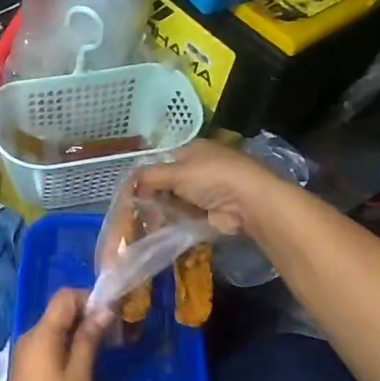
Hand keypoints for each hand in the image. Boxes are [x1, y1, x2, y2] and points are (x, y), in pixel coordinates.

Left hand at [0, 289, 110, 380]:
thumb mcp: (79, 376)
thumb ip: (90, 339)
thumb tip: (104, 311)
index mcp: (43, 333)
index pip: (65, 296)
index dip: (89, 298)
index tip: (111, 314)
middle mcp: (31, 334)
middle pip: (60, 309)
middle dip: (87, 313)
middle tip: (112, 331)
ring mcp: (27, 348)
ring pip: (56, 325)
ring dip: (78, 329)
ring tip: (102, 346)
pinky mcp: (27, 362)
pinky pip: (49, 340)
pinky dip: (67, 341)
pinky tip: (82, 359)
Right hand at [131, 139, 285, 235]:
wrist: (249, 203)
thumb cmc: (212, 178)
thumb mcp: (176, 171)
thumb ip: (149, 176)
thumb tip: (130, 183)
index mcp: (193, 149)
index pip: (162, 161)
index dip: (146, 177)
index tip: (131, 195)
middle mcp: (199, 168)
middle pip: (167, 183)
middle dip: (153, 198)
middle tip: (138, 213)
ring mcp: (207, 191)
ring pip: (175, 202)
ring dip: (163, 212)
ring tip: (148, 224)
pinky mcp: (211, 212)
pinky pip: (186, 217)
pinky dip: (175, 223)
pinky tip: (161, 231)